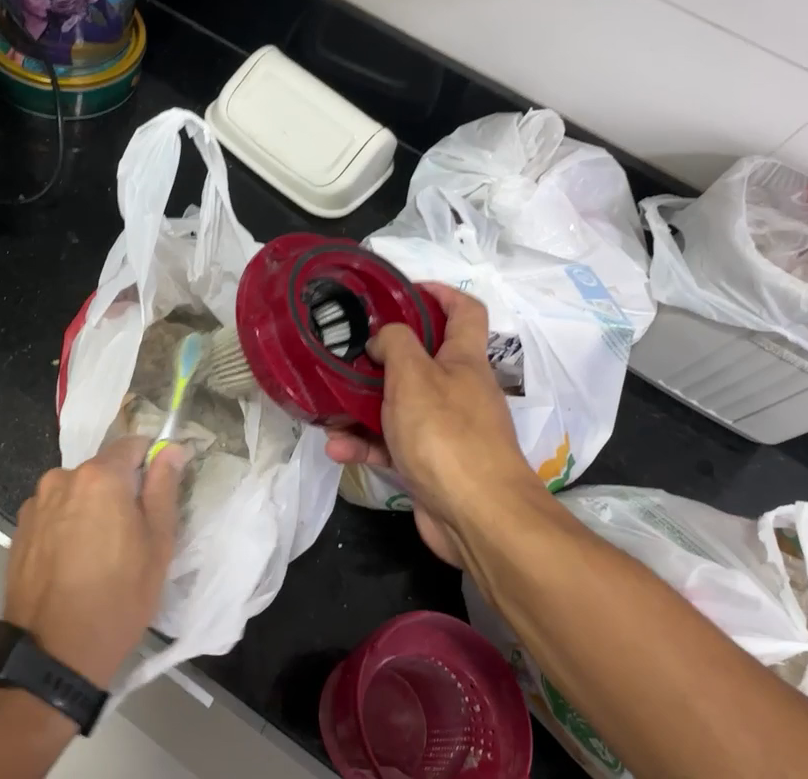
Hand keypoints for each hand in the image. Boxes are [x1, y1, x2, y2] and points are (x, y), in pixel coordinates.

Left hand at [2, 436, 189, 686]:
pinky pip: (53, 515)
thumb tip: (172, 450)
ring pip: (75, 493)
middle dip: (118, 492)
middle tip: (131, 535)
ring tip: (99, 555)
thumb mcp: (157, 545)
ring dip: (89, 510)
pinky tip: (72, 564)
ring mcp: (35, 504)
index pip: (132, 445)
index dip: (149, 463)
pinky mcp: (19, 530)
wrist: (53, 653)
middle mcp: (62, 478)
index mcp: (100, 476)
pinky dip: (66, 528)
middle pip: (101, 471)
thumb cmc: (118, 598)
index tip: (157, 493)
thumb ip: (164, 489)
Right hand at [325, 283, 539, 564]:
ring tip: (329, 407)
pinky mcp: (429, 465)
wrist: (478, 517)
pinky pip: (391, 445)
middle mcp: (458, 391)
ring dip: (362, 407)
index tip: (402, 290)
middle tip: (346, 351)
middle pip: (421, 360)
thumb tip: (383, 339)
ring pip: (398, 406)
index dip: (439, 293)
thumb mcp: (414, 375)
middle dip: (382, 355)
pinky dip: (364, 445)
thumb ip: (395, 343)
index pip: (464, 312)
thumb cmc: (447, 434)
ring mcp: (445, 430)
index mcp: (464, 361)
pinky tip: (337, 448)